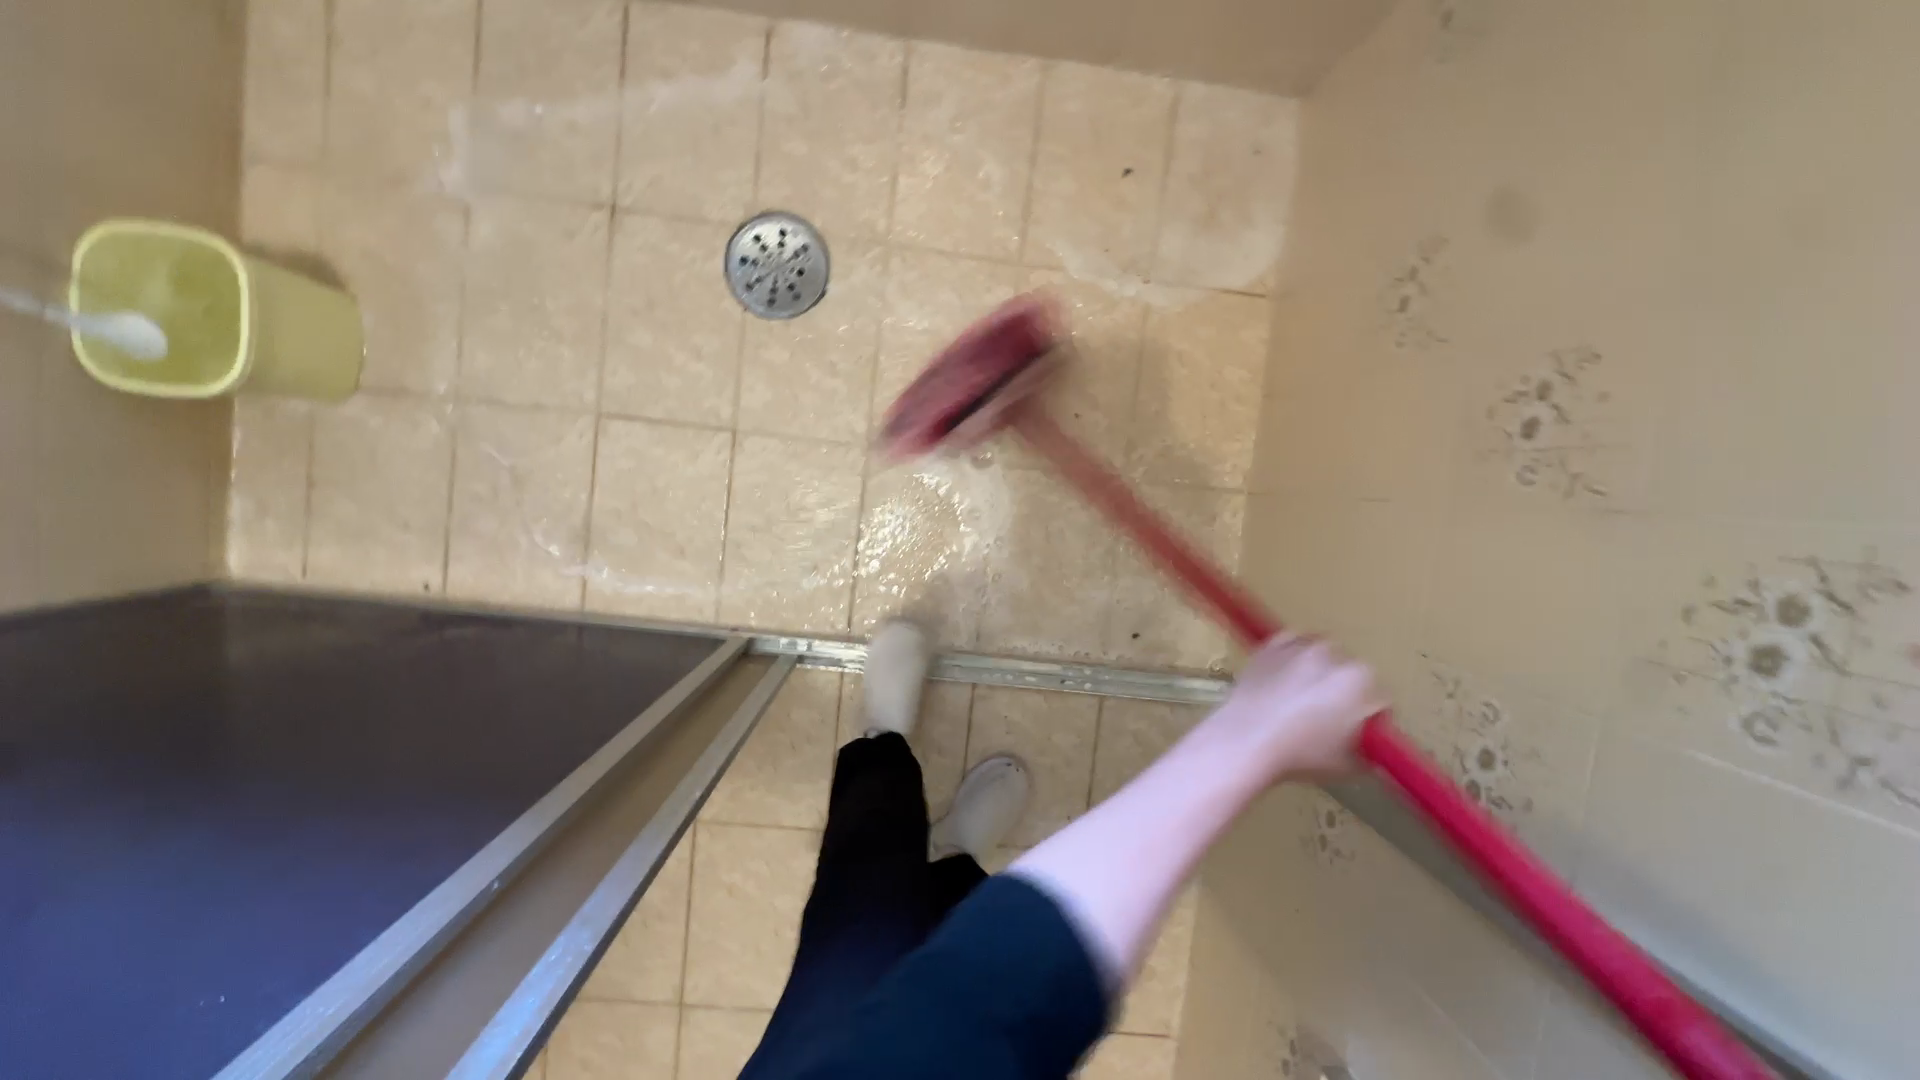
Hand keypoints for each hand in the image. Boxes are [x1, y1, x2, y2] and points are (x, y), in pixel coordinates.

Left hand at [1202, 635, 1384, 785]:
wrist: (1246, 738)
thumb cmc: (1301, 753)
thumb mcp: (1349, 763)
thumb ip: (1367, 750)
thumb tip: (1368, 749)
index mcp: (1361, 681)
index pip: (1379, 698)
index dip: (1370, 718)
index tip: (1358, 732)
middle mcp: (1335, 655)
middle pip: (1351, 673)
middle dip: (1344, 691)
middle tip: (1327, 716)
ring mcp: (1300, 647)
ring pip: (1321, 654)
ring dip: (1319, 670)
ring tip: (1302, 696)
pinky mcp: (1271, 645)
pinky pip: (1289, 644)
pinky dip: (1290, 655)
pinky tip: (1284, 675)